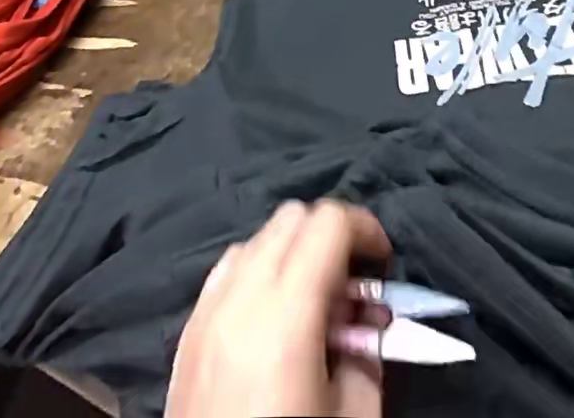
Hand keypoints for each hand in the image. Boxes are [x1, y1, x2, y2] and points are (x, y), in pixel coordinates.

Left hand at [166, 201, 390, 417]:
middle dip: (330, 236)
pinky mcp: (188, 326)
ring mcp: (207, 306)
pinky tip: (274, 315)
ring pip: (257, 238)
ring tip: (317, 304)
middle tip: (355, 286)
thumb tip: (368, 318)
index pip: (325, 223)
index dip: (364, 228)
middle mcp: (240, 293)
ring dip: (293, 251)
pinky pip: (229, 268)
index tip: (384, 261)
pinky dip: (260, 269)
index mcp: (285, 312)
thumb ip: (367, 355)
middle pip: (290, 218)